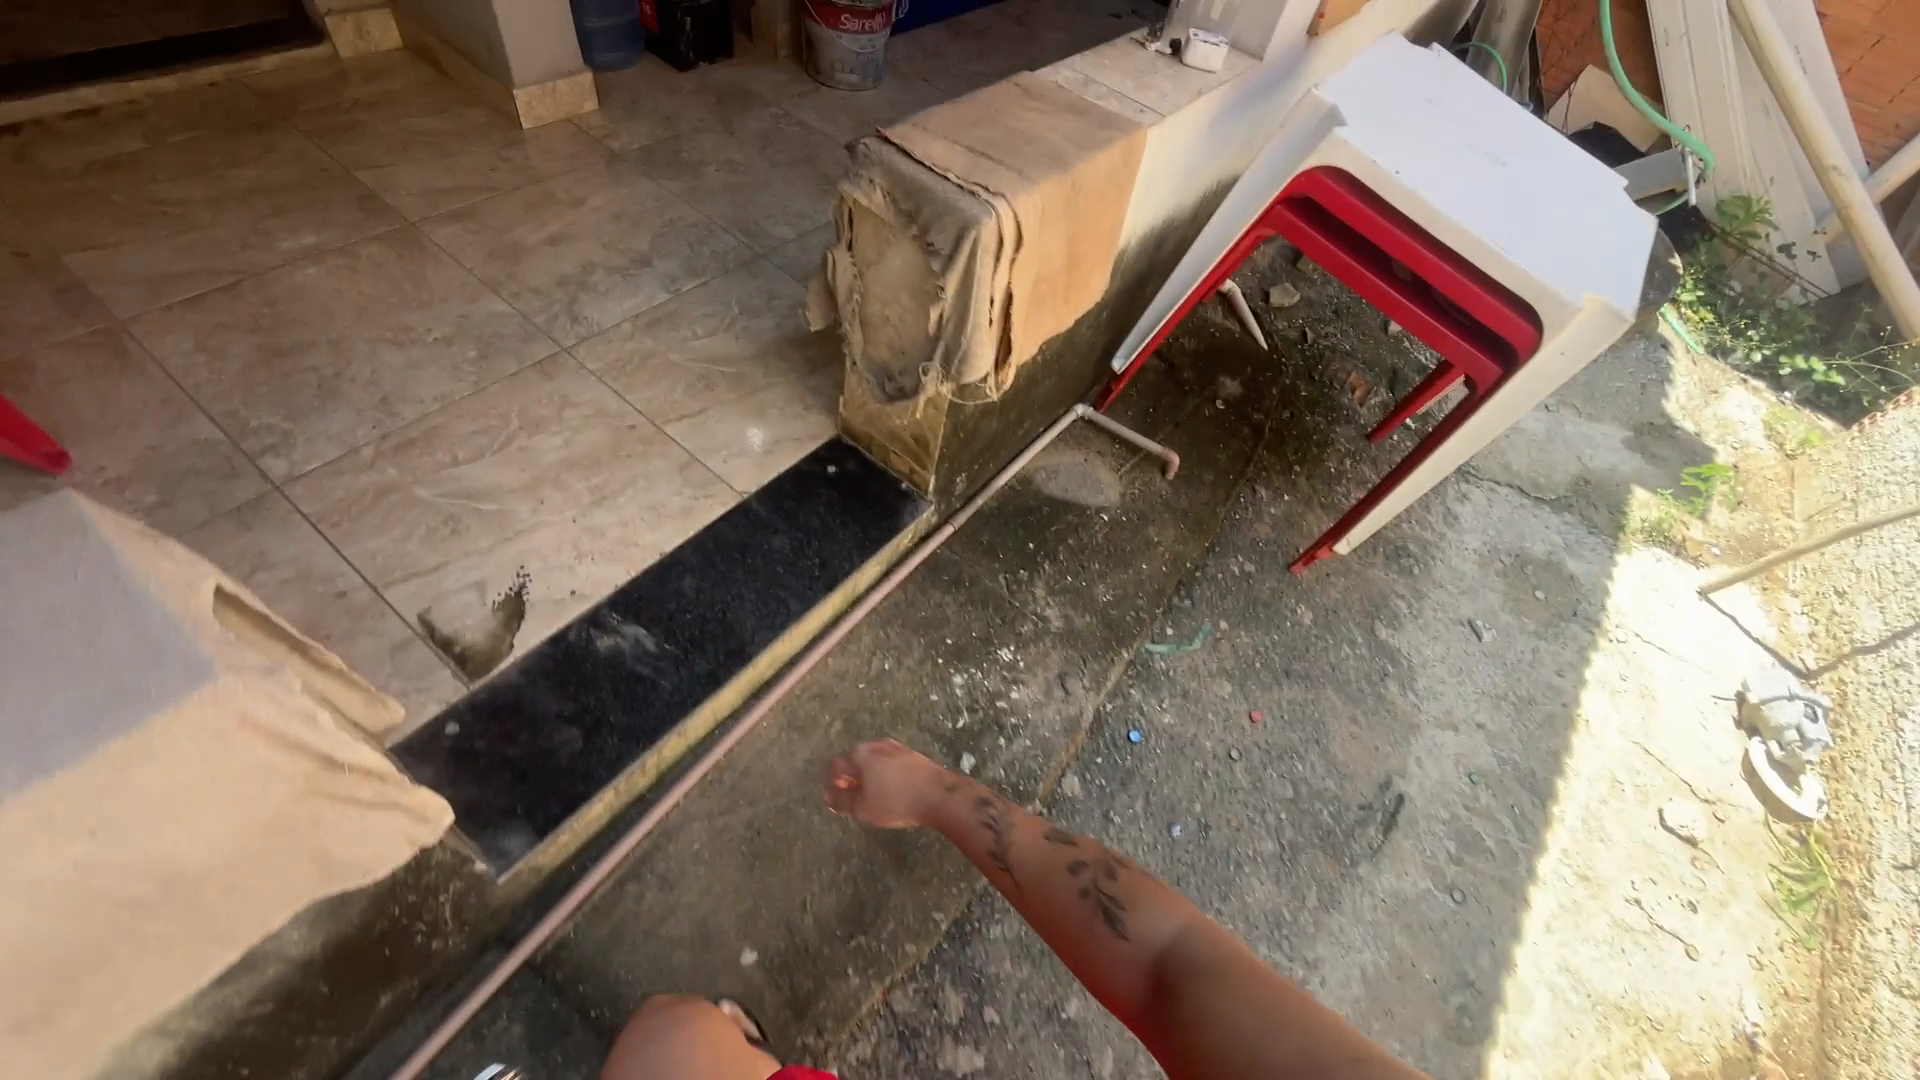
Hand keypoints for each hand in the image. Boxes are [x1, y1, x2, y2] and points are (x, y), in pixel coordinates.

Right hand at [824, 739, 952, 828]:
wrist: (938, 794)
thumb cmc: (895, 801)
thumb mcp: (863, 808)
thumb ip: (842, 801)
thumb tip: (828, 795)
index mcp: (860, 753)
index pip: (836, 766)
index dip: (833, 783)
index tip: (838, 799)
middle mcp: (876, 744)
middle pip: (856, 761)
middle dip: (852, 779)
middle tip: (855, 799)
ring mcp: (896, 747)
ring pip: (874, 761)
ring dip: (870, 777)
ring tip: (874, 797)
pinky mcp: (912, 755)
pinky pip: (890, 764)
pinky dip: (886, 775)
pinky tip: (892, 791)